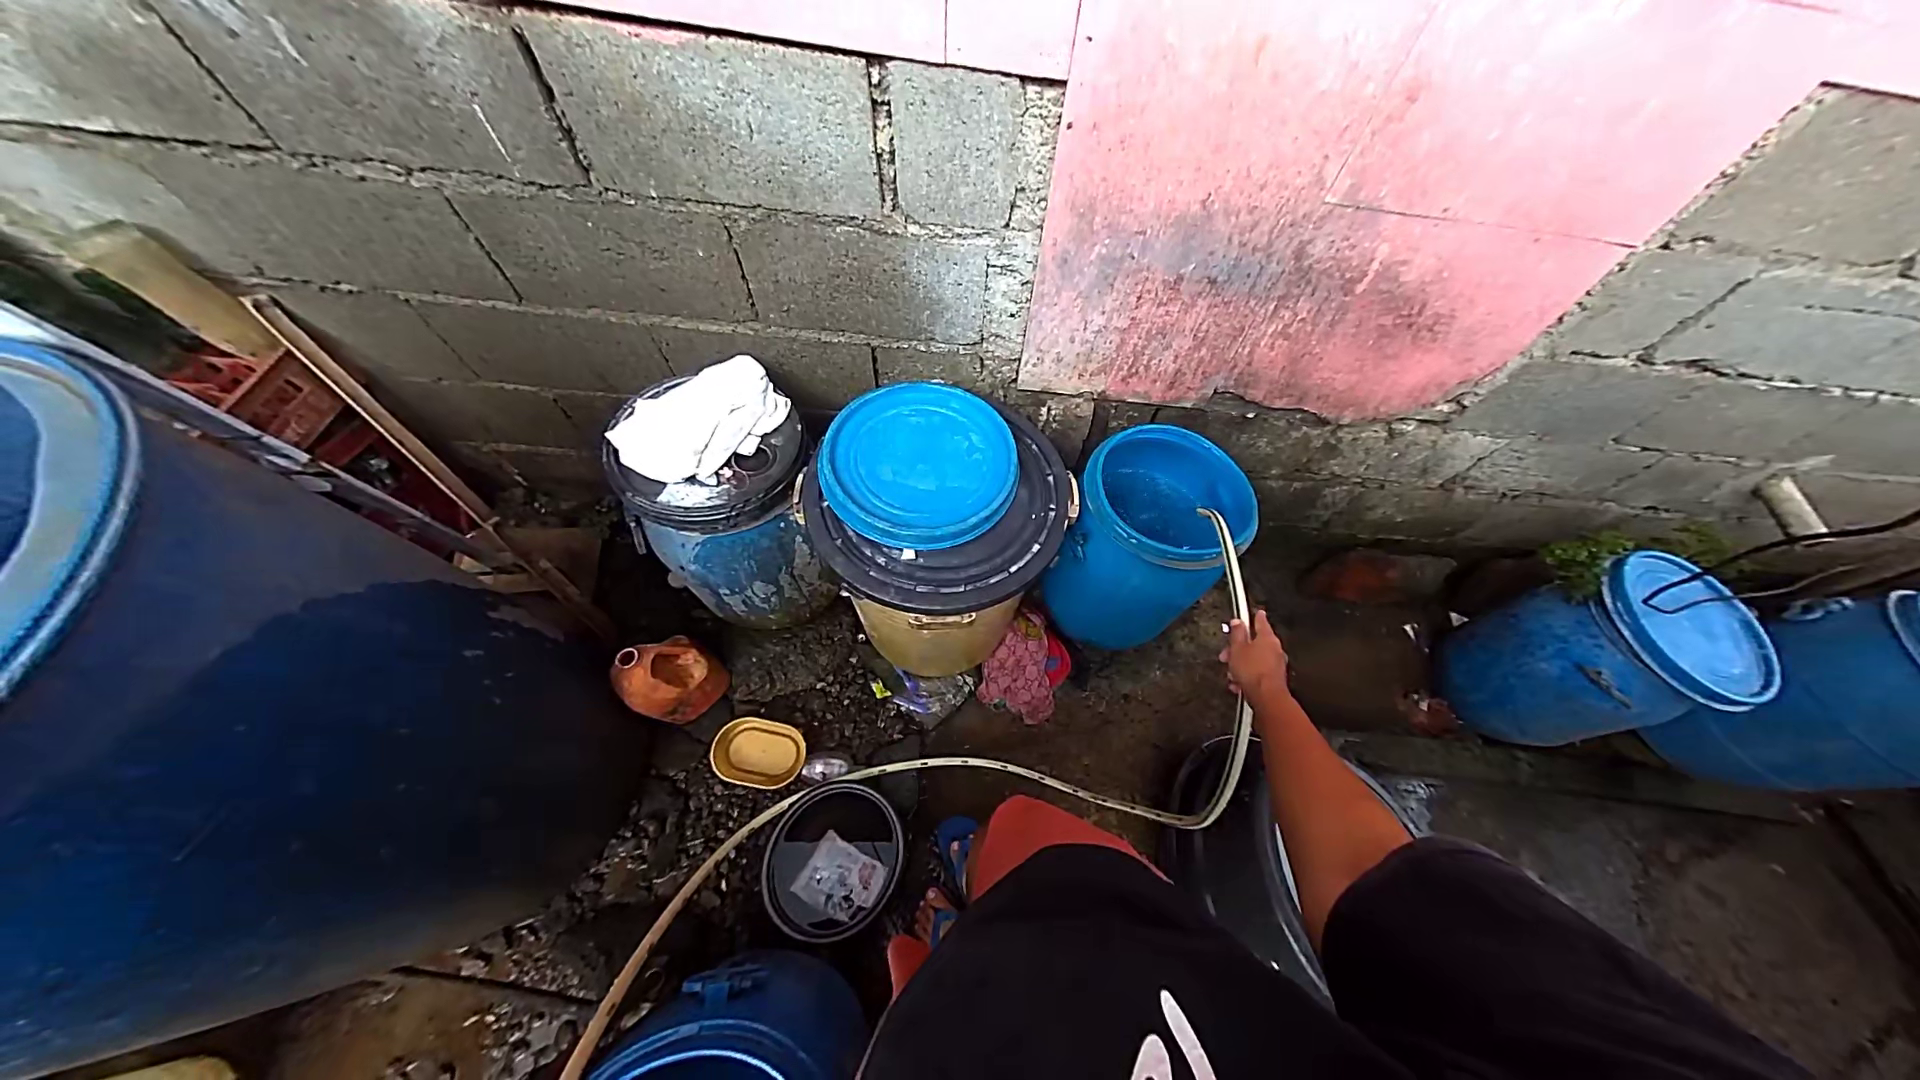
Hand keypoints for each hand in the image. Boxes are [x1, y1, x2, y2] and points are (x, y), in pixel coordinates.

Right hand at [1220, 609, 1289, 700]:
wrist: (1266, 696)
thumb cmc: (1252, 671)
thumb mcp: (1237, 649)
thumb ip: (1237, 633)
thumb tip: (1237, 622)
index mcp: (1267, 638)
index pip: (1261, 621)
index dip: (1255, 616)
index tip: (1256, 612)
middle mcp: (1275, 649)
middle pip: (1254, 642)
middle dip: (1238, 648)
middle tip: (1226, 654)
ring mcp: (1276, 664)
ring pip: (1254, 658)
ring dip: (1241, 664)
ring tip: (1231, 673)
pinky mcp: (1273, 678)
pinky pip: (1257, 672)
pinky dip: (1247, 675)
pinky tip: (1238, 683)